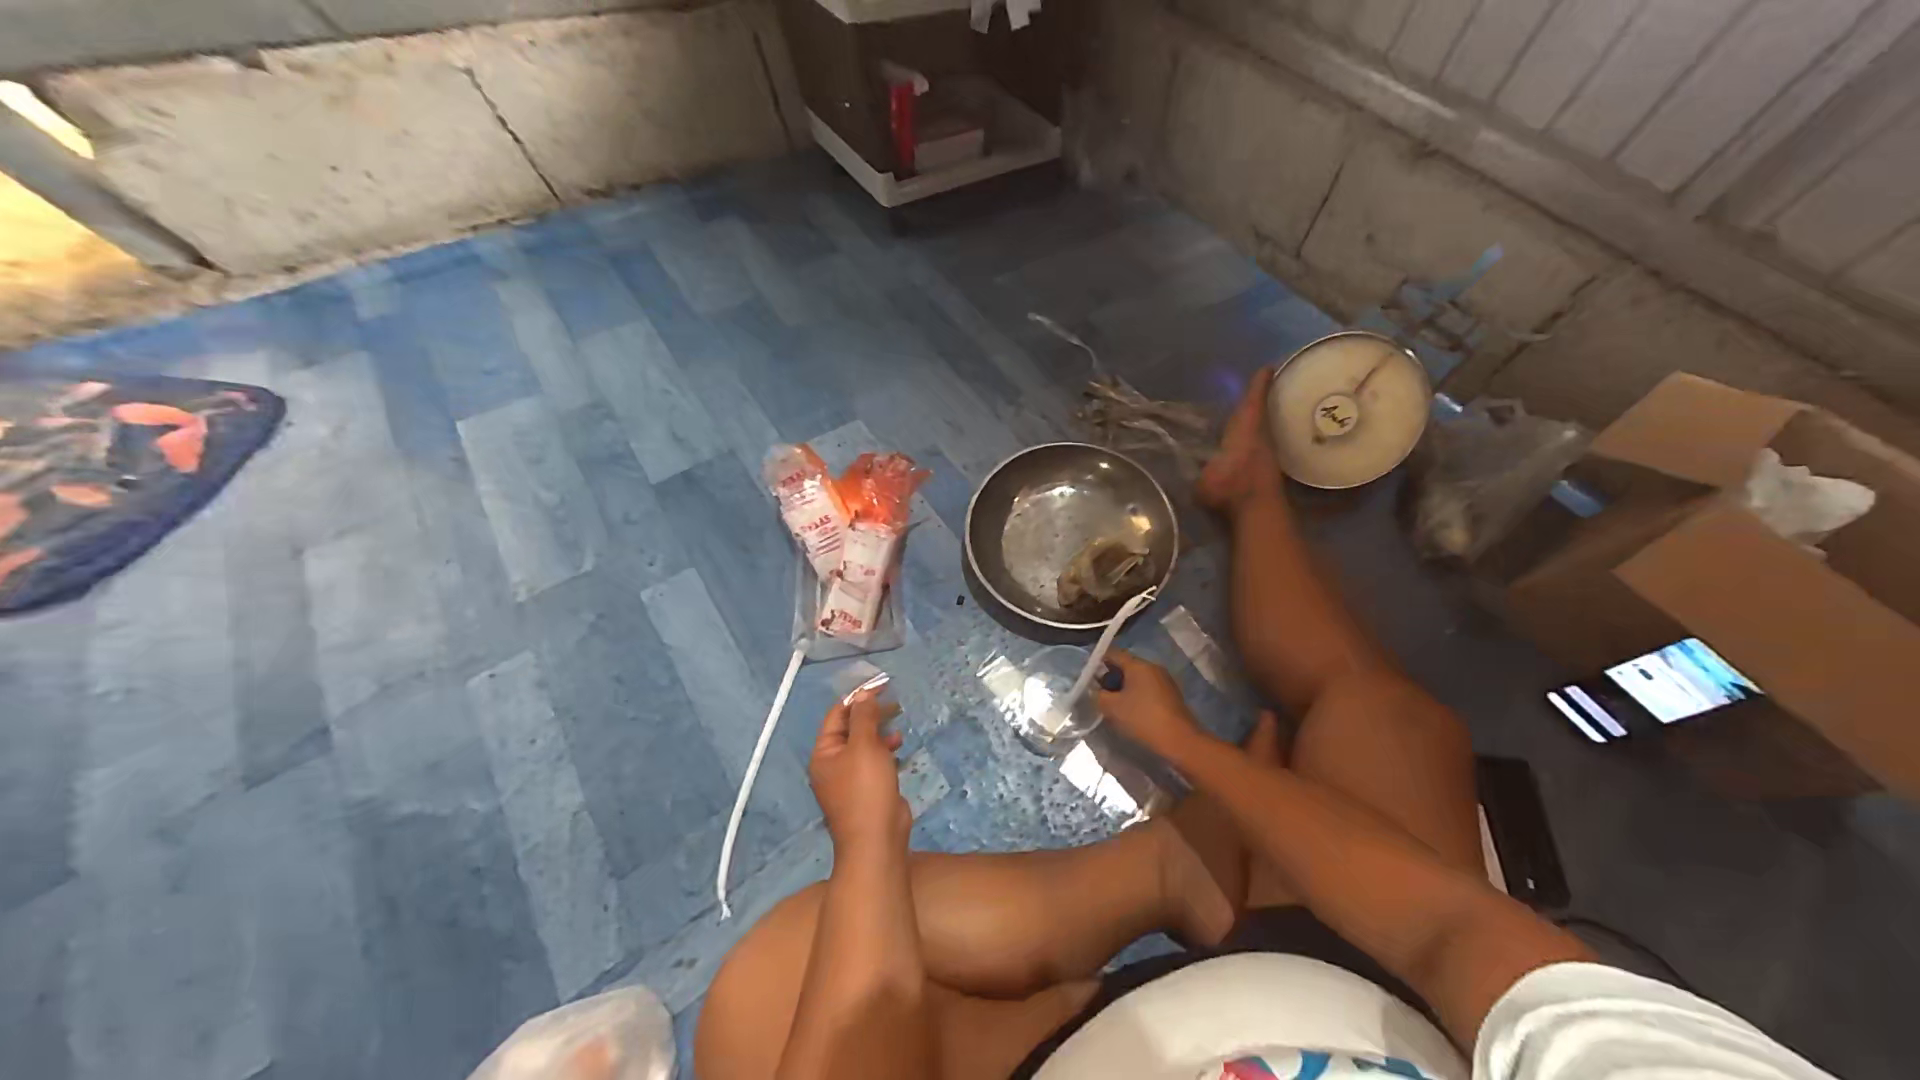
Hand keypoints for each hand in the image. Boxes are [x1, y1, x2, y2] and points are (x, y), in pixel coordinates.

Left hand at [810, 685, 909, 853]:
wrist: (877, 840)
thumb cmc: (866, 789)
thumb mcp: (865, 746)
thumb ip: (864, 717)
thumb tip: (864, 694)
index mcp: (824, 752)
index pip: (838, 714)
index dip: (859, 697)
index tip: (882, 685)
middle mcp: (832, 764)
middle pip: (851, 729)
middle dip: (871, 714)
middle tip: (894, 703)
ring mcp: (849, 779)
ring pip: (864, 745)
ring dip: (880, 732)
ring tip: (898, 727)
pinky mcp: (867, 790)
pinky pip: (874, 762)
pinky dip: (885, 751)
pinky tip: (899, 748)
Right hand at [1094, 650, 1204, 758]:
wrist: (1179, 741)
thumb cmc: (1142, 718)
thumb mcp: (1111, 707)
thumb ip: (1097, 694)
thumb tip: (1094, 689)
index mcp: (1138, 665)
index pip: (1113, 654)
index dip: (1097, 662)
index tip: (1087, 677)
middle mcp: (1153, 667)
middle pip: (1125, 666)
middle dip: (1110, 678)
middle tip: (1099, 694)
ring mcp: (1164, 681)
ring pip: (1137, 678)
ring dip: (1123, 688)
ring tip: (1113, 706)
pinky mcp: (1171, 695)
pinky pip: (1147, 688)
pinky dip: (1136, 695)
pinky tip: (1131, 712)